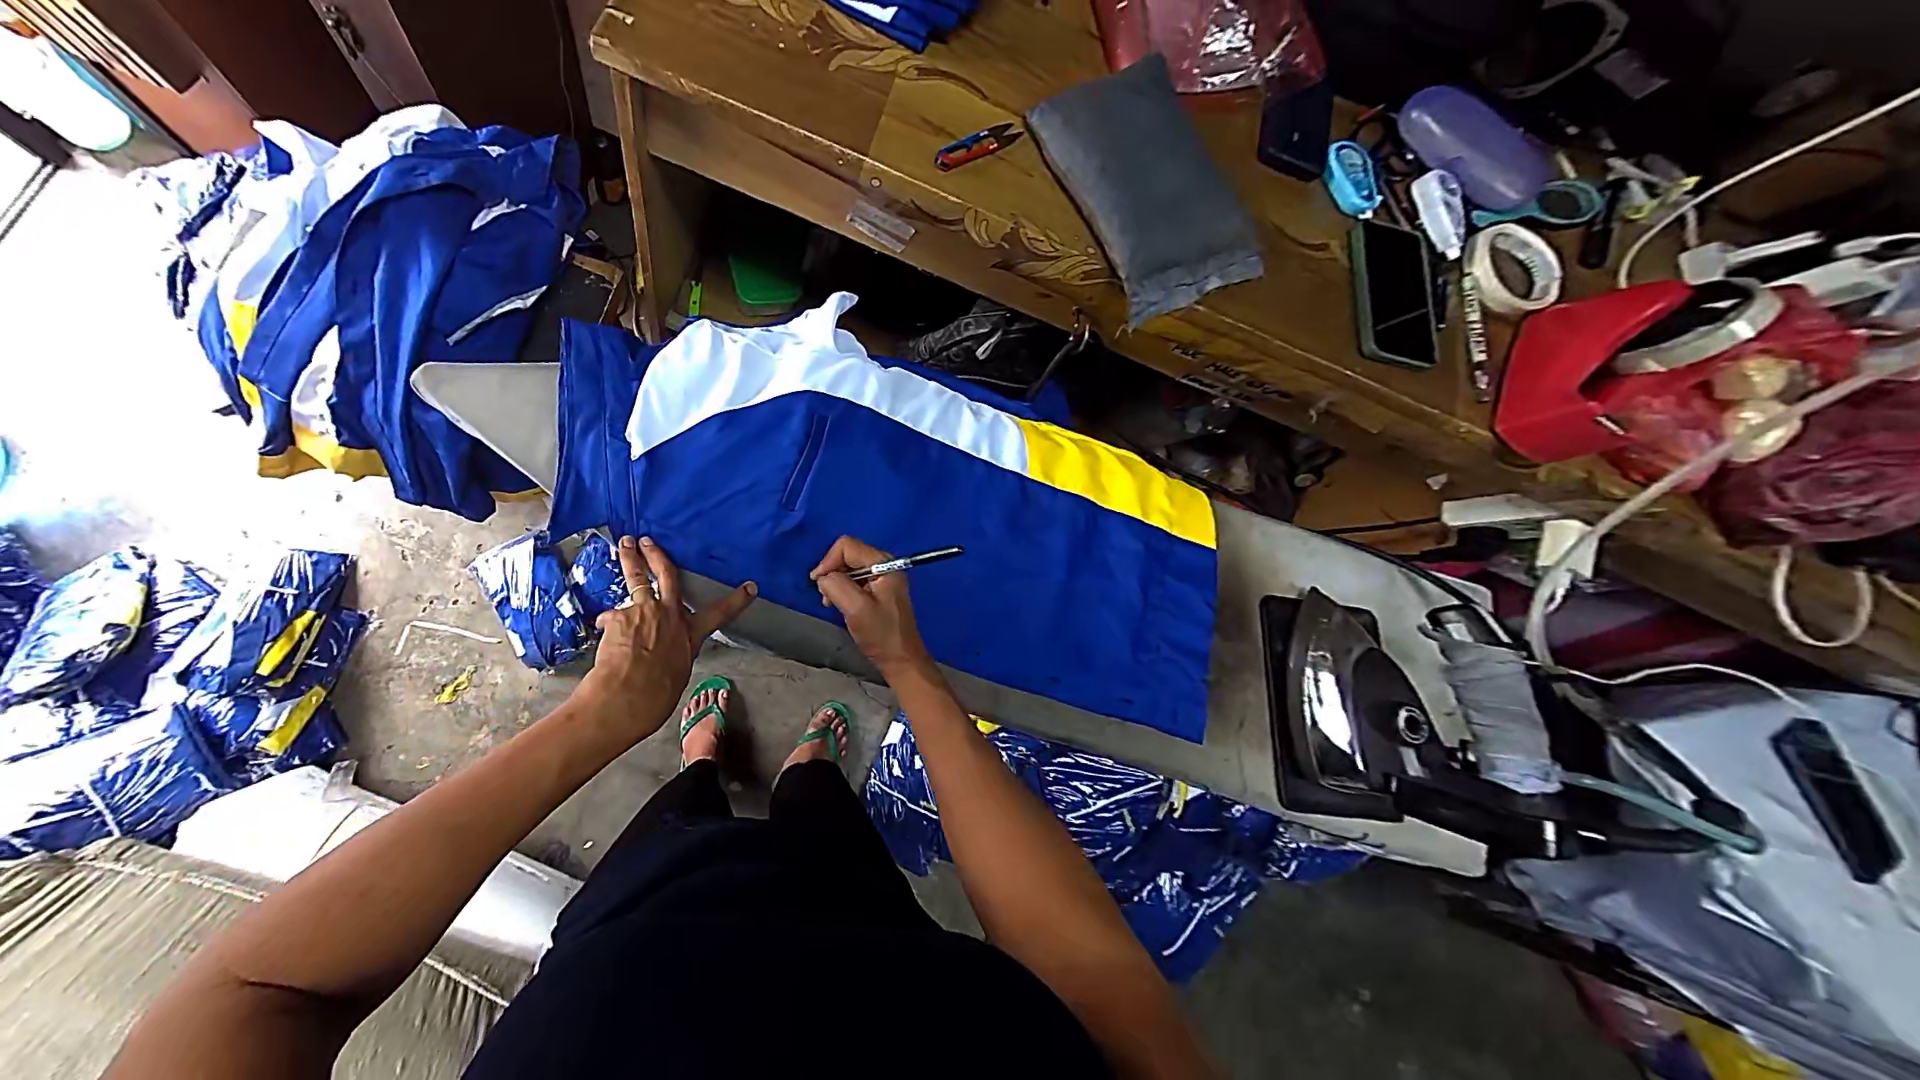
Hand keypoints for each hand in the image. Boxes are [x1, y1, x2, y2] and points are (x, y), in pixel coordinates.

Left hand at [574, 536, 755, 744]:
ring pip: (637, 579)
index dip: (737, 600)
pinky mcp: (619, 617)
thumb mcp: (676, 672)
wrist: (626, 696)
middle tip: (648, 541)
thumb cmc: (654, 695)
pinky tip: (607, 635)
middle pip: (668, 576)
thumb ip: (671, 651)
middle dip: (658, 555)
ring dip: (630, 560)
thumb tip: (656, 648)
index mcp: (690, 634)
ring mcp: (644, 612)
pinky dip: (610, 623)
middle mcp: (670, 616)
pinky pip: (613, 617)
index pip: (720, 612)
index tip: (749, 587)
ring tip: (624, 545)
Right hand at [810, 535, 933, 679]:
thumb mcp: (857, 608)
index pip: (847, 546)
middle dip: (832, 572)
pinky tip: (840, 605)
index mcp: (885, 564)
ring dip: (836, 582)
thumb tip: (823, 576)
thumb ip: (838, 585)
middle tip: (826, 596)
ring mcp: (883, 578)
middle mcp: (885, 565)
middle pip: (848, 554)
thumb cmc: (881, 635)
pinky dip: (843, 589)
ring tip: (832, 603)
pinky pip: (854, 580)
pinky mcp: (879, 590)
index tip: (819, 583)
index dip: (828, 561)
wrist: (901, 660)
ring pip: (849, 568)